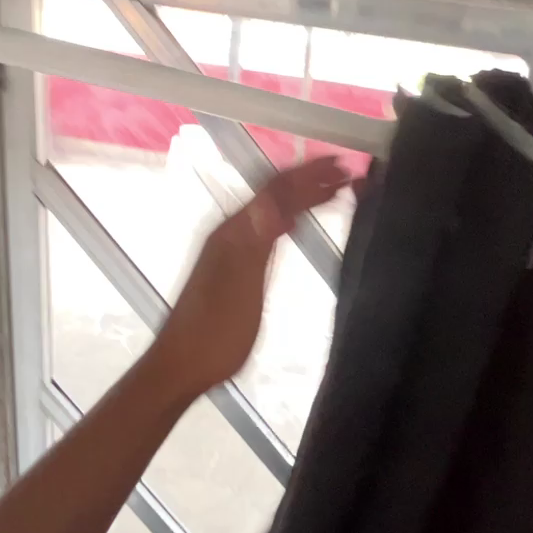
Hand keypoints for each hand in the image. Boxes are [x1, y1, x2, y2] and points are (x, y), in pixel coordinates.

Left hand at [146, 156, 351, 397]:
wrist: (183, 365)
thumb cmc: (216, 332)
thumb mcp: (240, 284)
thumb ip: (257, 239)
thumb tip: (277, 199)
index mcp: (236, 231)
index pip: (278, 190)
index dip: (311, 175)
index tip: (346, 167)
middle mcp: (233, 232)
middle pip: (275, 193)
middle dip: (310, 179)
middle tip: (349, 172)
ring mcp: (232, 248)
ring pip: (272, 209)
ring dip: (302, 195)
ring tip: (334, 188)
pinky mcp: (235, 266)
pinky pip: (268, 228)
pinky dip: (290, 216)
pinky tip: (296, 223)